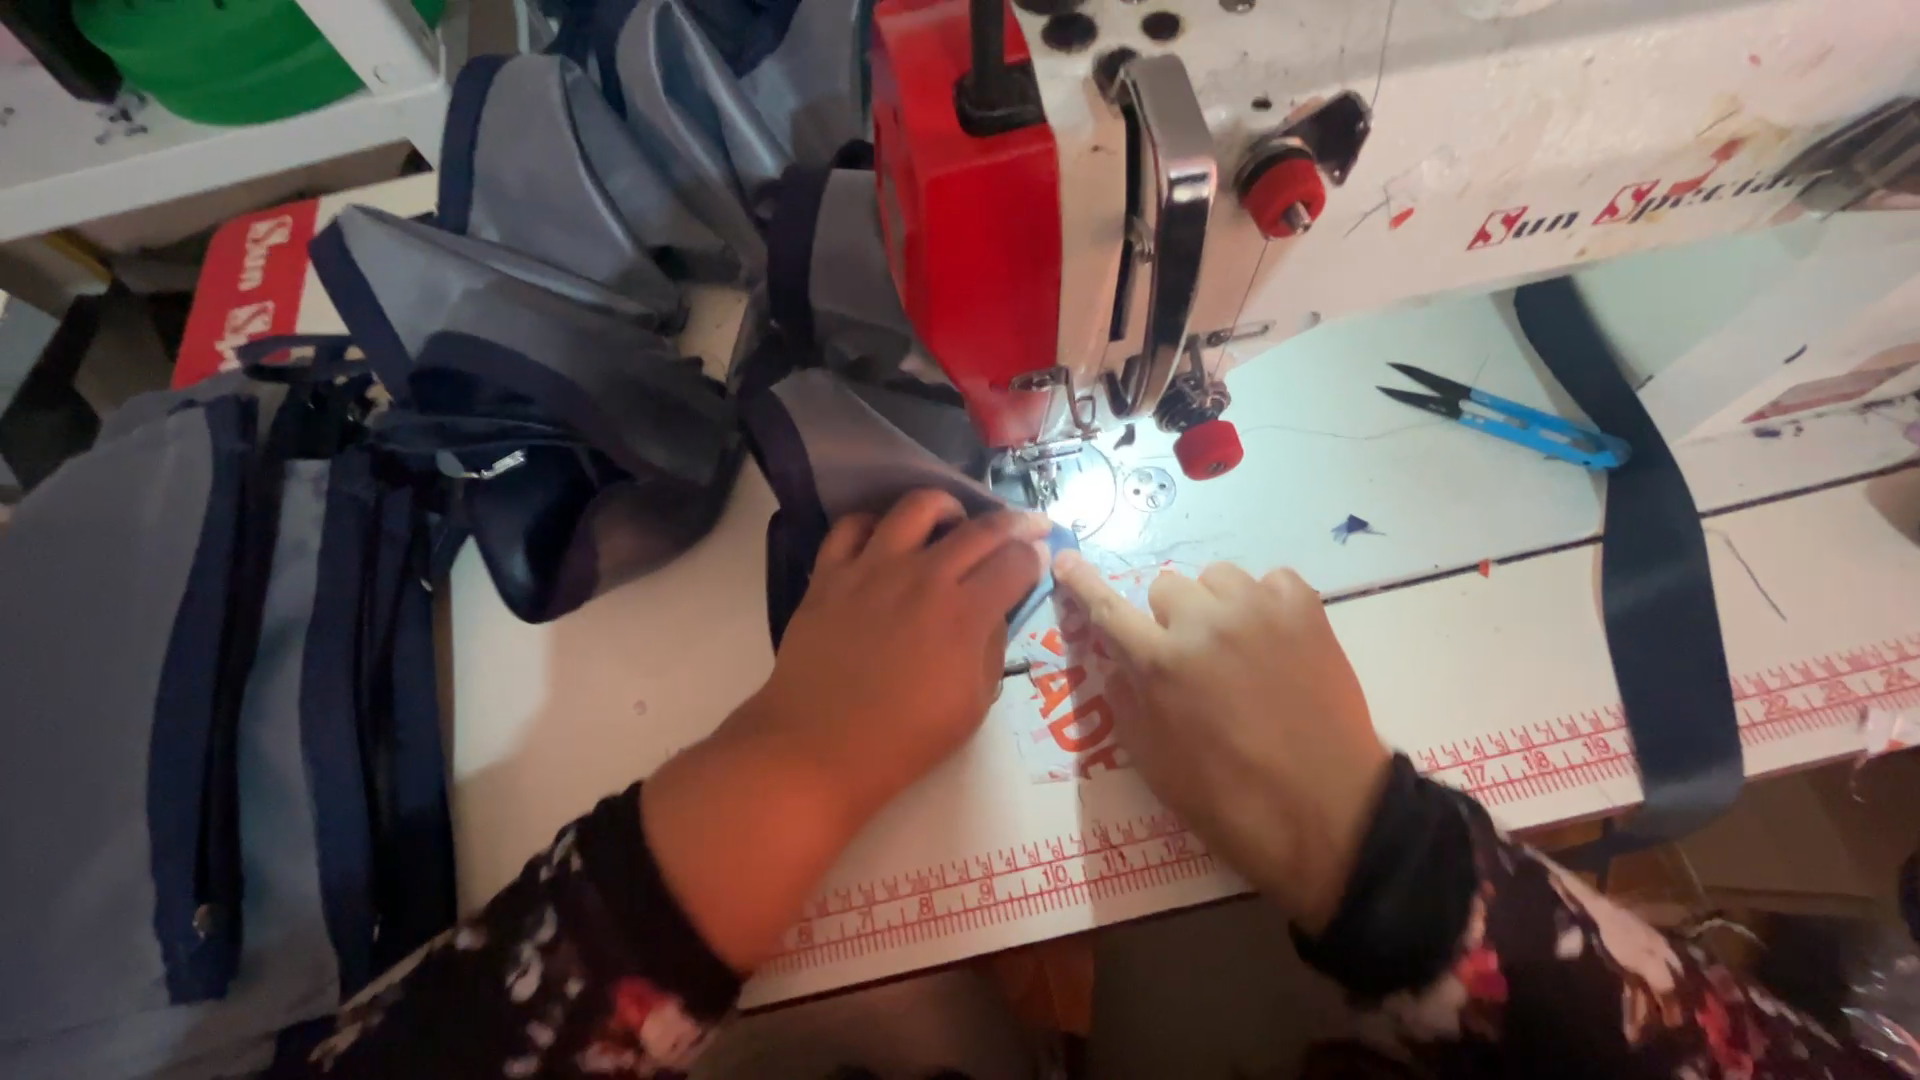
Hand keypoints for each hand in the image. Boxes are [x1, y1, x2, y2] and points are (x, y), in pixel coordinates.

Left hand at [644, 490, 1050, 969]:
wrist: (818, 747)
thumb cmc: (904, 739)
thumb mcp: (973, 704)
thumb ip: (991, 647)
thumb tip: (994, 611)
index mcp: (964, 613)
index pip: (1015, 562)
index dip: (1036, 555)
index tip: (1041, 556)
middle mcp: (922, 576)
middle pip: (980, 528)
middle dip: (1014, 522)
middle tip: (1025, 526)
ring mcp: (871, 569)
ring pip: (916, 506)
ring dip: (946, 508)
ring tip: (952, 523)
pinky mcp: (830, 574)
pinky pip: (853, 526)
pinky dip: (877, 524)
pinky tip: (887, 539)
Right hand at [1051, 552, 1390, 932]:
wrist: (1326, 815)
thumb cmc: (1227, 798)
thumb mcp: (1152, 759)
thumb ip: (1126, 699)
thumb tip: (1118, 660)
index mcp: (1160, 662)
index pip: (1107, 608)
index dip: (1082, 583)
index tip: (1065, 560)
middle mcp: (1204, 622)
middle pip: (1165, 587)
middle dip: (1169, 619)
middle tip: (1192, 660)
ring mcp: (1259, 609)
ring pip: (1216, 577)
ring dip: (1215, 606)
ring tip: (1238, 648)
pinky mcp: (1307, 609)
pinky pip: (1270, 580)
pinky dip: (1265, 603)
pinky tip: (1274, 639)